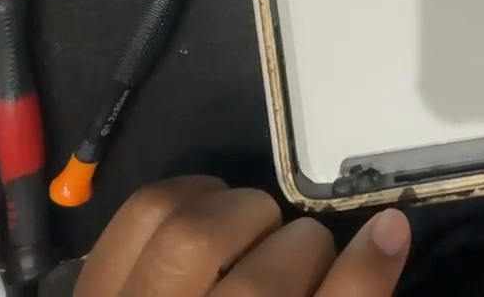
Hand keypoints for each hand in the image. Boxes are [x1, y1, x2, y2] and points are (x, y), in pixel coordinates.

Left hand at [75, 176, 410, 295]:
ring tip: (255, 232)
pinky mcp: (94, 291)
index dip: (359, 278)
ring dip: (243, 215)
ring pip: (191, 238)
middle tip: (303, 255)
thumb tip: (389, 229)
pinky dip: (188, 197)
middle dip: (298, 249)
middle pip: (253, 291)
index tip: (390, 229)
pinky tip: (209, 214)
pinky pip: (144, 213)